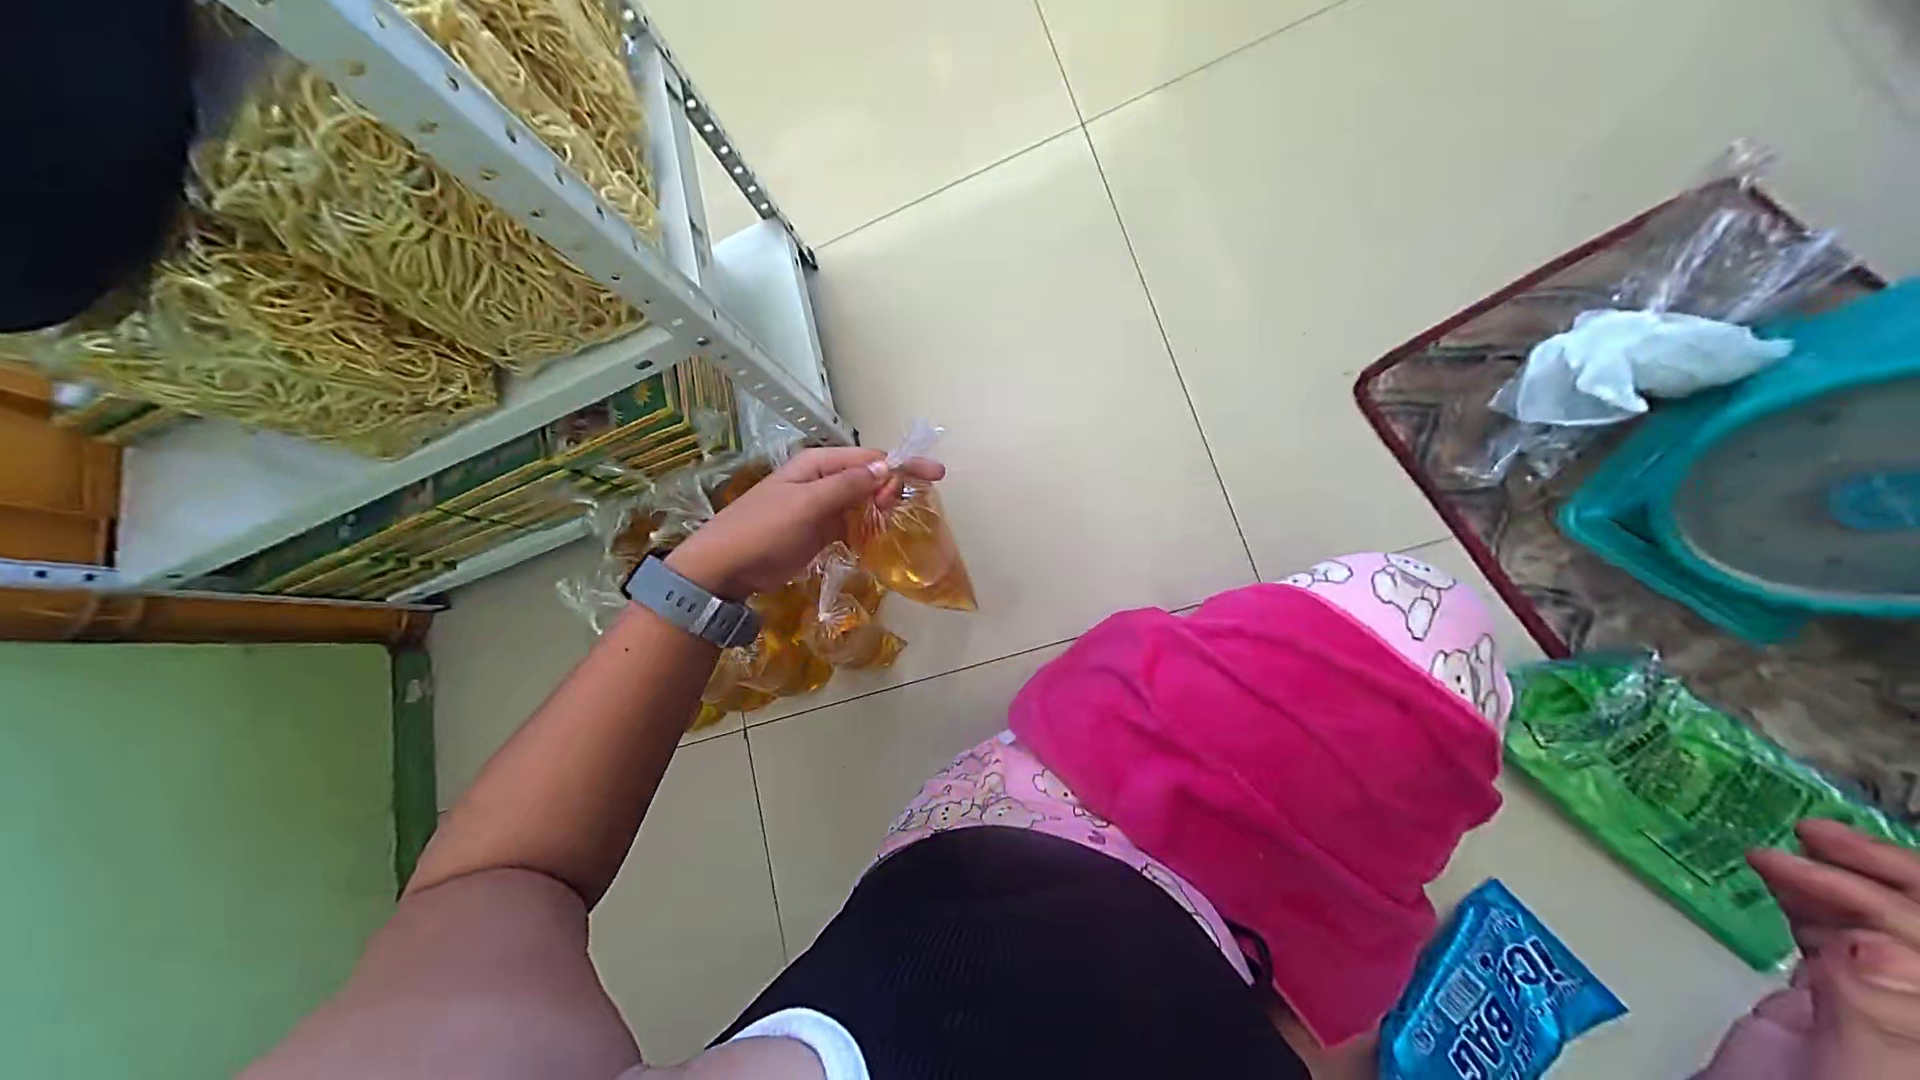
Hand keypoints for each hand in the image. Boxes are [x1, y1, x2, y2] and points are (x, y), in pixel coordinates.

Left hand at [666, 446, 944, 599]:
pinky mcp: (821, 532)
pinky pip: (854, 524)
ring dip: (885, 508)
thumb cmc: (762, 530)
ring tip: (906, 520)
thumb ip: (847, 486)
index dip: (901, 465)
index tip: (932, 477)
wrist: (724, 569)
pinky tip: (884, 538)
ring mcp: (821, 507)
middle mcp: (822, 481)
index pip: (869, 459)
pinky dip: (870, 529)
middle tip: (917, 504)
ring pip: (864, 502)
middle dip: (895, 486)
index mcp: (817, 465)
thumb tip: (886, 467)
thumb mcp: (805, 504)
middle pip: (870, 477)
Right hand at [1701, 820, 1919, 1079]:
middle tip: (1815, 833)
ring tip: (1788, 846)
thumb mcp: (1850, 1070)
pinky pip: (1837, 935)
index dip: (1878, 892)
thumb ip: (1875, 1015)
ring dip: (1836, 879)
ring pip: (1879, 923)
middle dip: (1879, 873)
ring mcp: (1886, 1000)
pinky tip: (1776, 877)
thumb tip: (1875, 946)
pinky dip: (1808, 899)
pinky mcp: (1840, 994)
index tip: (1798, 857)